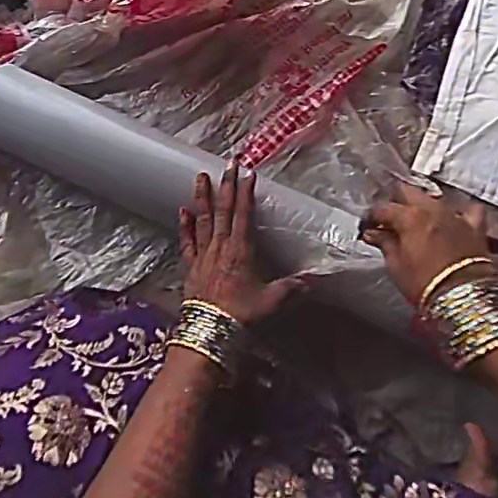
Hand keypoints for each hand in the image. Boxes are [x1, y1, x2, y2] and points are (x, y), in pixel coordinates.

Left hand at [179, 164, 302, 325]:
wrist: (208, 333)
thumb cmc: (241, 315)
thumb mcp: (272, 301)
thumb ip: (292, 288)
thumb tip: (314, 280)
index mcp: (240, 250)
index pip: (243, 214)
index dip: (246, 192)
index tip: (248, 173)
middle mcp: (220, 247)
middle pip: (222, 210)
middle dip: (226, 185)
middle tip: (227, 164)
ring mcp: (203, 255)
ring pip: (203, 220)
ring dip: (202, 197)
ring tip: (201, 177)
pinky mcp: (191, 267)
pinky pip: (187, 241)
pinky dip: (185, 225)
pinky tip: (182, 211)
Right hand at [358, 183, 494, 304]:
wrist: (465, 299)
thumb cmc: (425, 284)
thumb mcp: (396, 266)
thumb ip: (385, 243)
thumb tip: (374, 233)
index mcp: (409, 217)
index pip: (384, 208)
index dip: (373, 216)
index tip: (369, 224)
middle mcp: (433, 209)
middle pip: (409, 192)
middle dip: (397, 201)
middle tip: (390, 219)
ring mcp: (455, 216)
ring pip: (435, 198)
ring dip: (423, 206)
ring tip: (417, 220)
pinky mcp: (475, 227)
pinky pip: (469, 210)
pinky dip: (459, 212)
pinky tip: (454, 218)